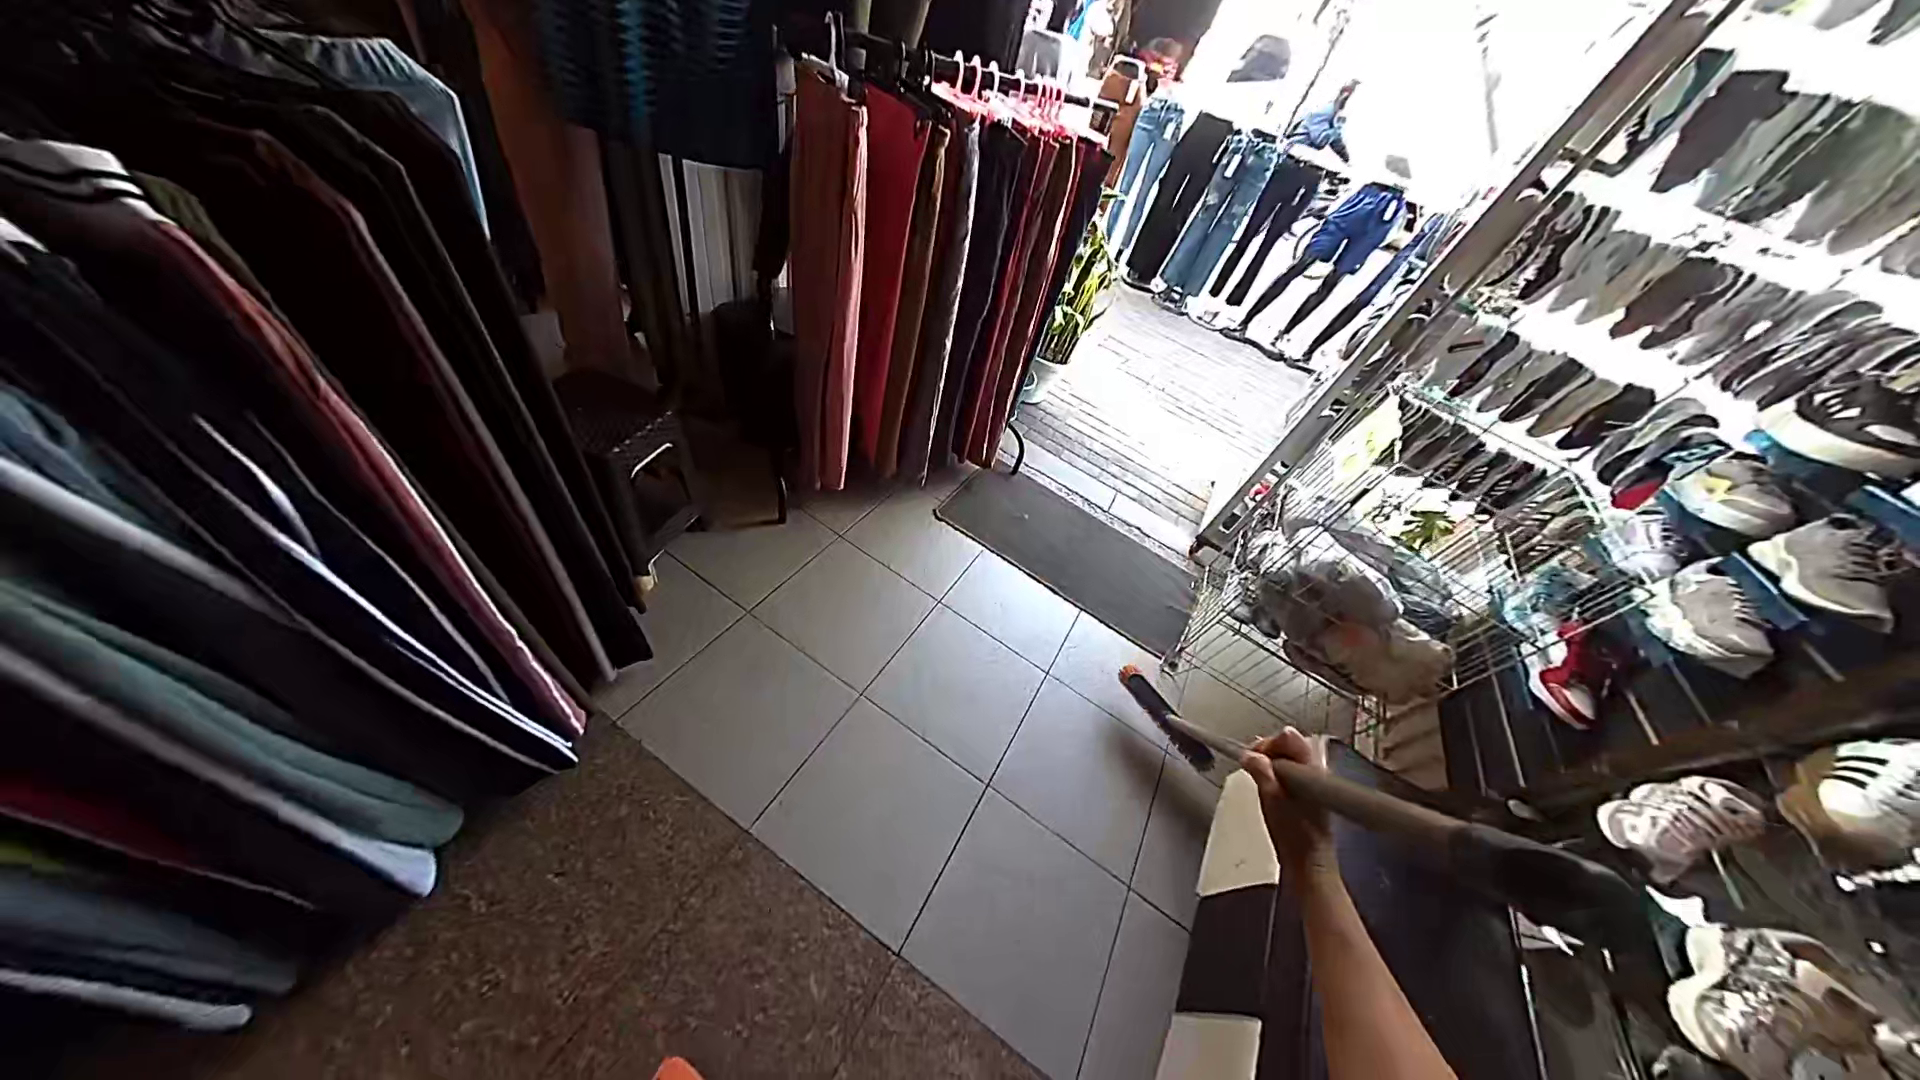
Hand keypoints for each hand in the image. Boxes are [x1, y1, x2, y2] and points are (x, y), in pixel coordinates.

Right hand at [1240, 727, 1335, 879]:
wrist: (1308, 864)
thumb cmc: (1293, 834)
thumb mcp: (1271, 799)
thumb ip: (1261, 771)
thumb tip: (1249, 754)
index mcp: (1311, 769)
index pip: (1289, 738)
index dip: (1267, 743)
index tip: (1253, 756)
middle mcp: (1316, 771)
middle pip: (1288, 745)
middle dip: (1266, 750)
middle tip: (1251, 763)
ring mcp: (1313, 782)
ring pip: (1288, 758)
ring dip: (1269, 761)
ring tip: (1256, 773)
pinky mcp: (1308, 792)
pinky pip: (1289, 771)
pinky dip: (1274, 772)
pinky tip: (1266, 783)